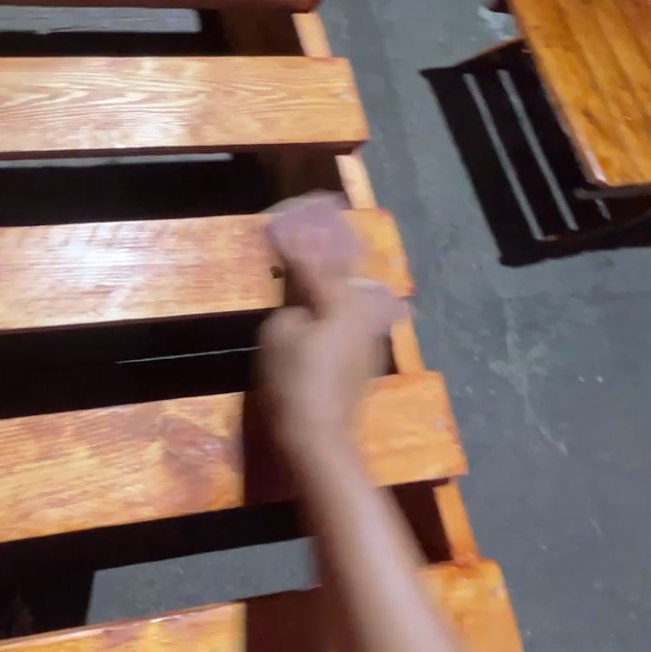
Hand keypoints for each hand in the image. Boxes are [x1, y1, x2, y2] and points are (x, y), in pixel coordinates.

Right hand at [258, 195, 406, 476]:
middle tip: (315, 223)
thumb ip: (293, 299)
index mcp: (341, 300)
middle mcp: (363, 310)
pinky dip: (339, 298)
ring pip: (355, 291)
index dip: (297, 238)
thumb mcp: (280, 332)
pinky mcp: (365, 354)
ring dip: (337, 272)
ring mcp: (369, 334)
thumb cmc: (293, 381)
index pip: (315, 260)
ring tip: (319, 256)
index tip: (285, 217)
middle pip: (346, 269)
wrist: (319, 434)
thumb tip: (305, 293)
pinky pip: (353, 312)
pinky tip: (326, 298)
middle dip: (330, 246)